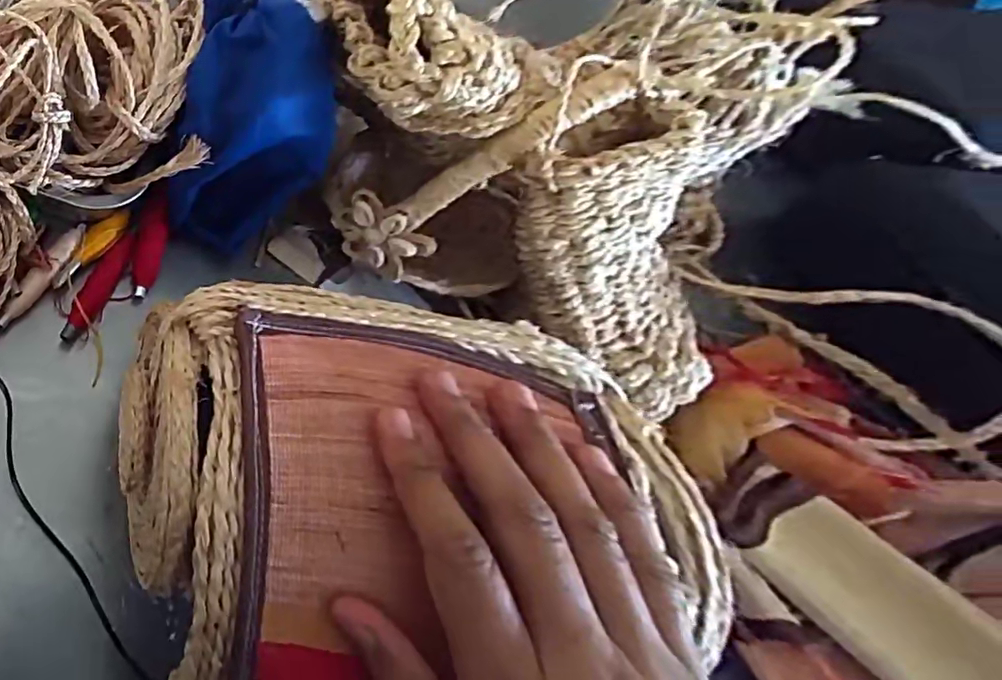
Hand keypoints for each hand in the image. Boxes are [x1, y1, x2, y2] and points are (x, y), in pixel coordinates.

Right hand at [333, 372, 701, 679]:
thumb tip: (345, 602)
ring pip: (591, 527)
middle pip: (525, 523)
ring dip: (544, 449)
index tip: (390, 419)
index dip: (421, 478)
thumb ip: (405, 676)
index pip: (459, 554)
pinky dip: (619, 497)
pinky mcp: (688, 658)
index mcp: (516, 678)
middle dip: (477, 442)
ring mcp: (648, 653)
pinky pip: (653, 562)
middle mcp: (586, 653)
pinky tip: (589, 449)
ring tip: (507, 391)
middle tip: (439, 382)